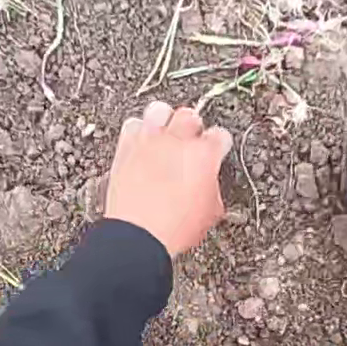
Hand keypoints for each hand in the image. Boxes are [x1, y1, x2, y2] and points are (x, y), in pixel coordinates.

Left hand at [105, 101, 232, 256]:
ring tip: (165, 136)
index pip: (220, 136)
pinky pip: (132, 125)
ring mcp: (149, 142)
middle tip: (191, 142)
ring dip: (164, 120)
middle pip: (190, 115)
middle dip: (193, 127)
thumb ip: (212, 189)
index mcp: (205, 155)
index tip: (216, 151)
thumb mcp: (210, 213)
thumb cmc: (176, 227)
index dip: (220, 144)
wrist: (139, 235)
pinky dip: (138, 131)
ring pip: (159, 110)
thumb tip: (209, 185)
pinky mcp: (125, 148)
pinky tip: (141, 145)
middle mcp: (177, 141)